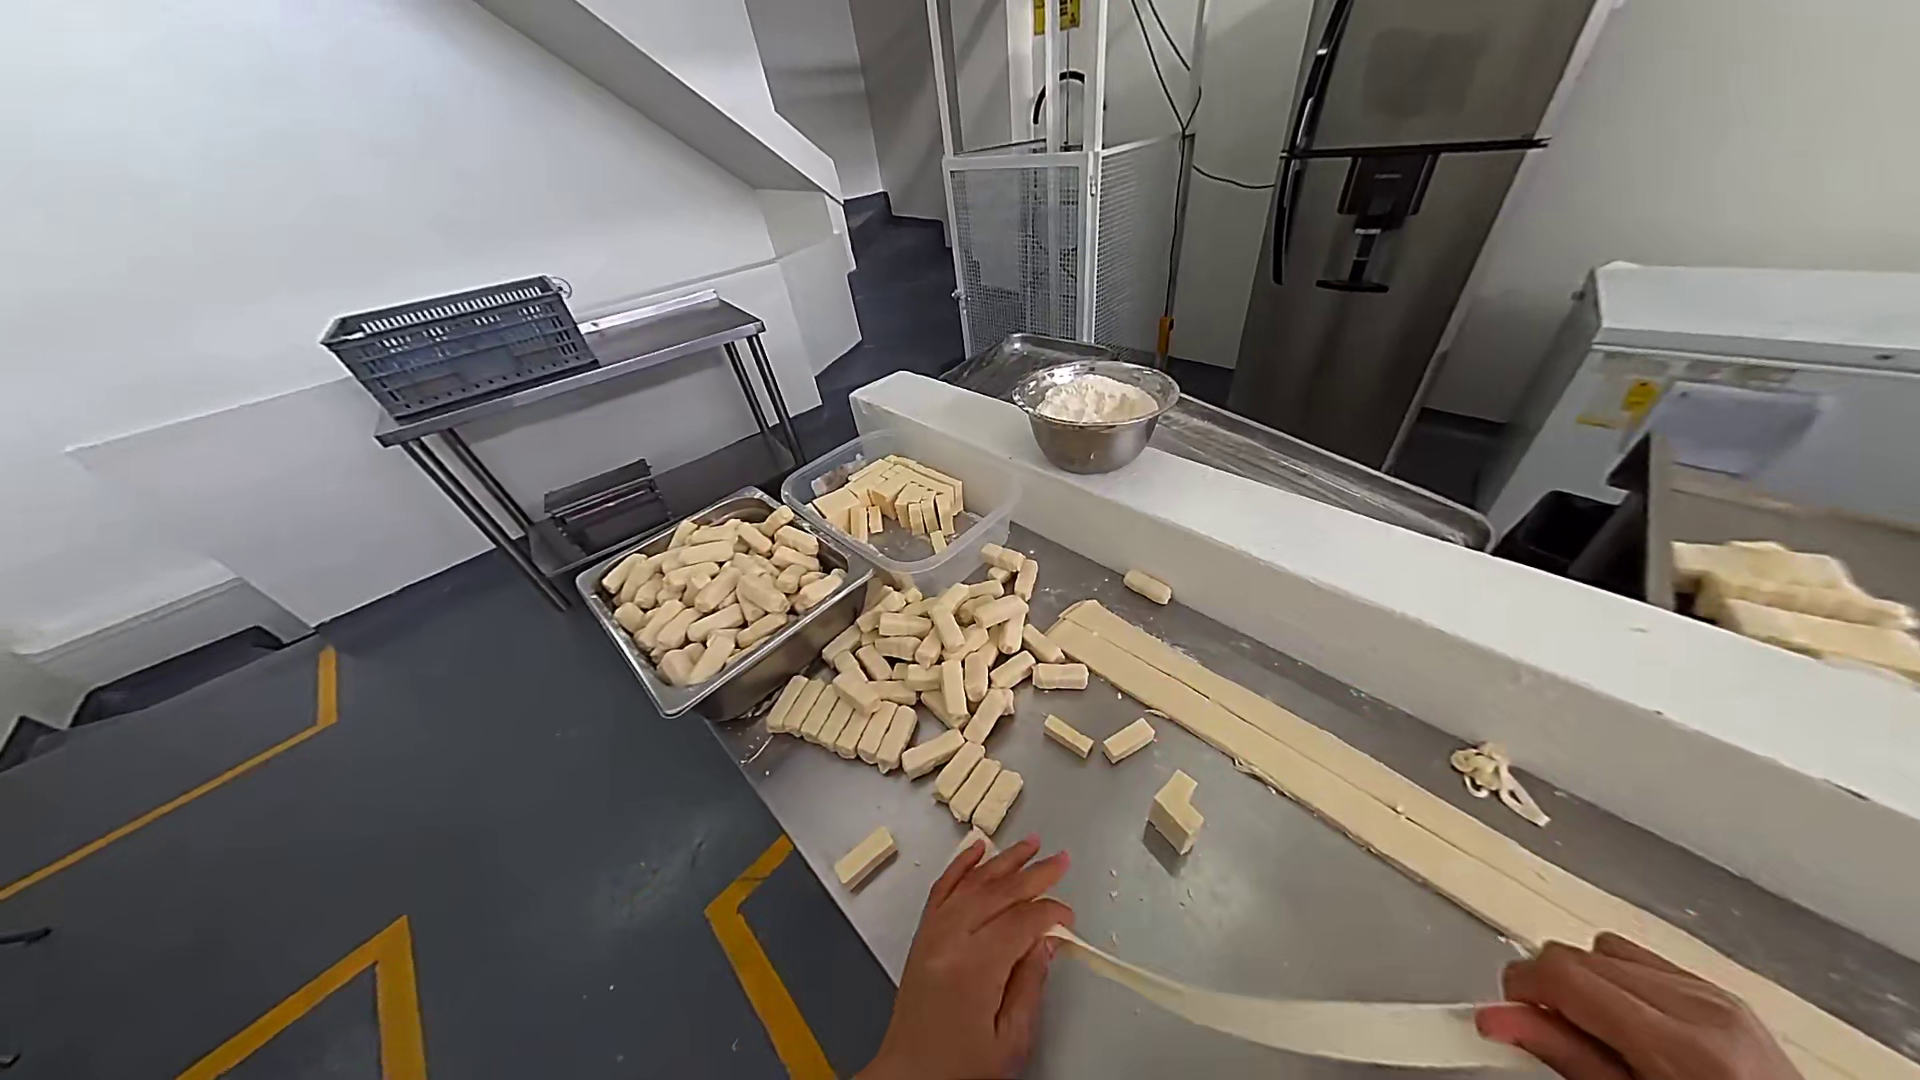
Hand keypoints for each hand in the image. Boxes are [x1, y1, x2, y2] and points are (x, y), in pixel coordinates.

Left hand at [858, 835, 1073, 1079]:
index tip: (1069, 915)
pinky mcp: (922, 933)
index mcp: (974, 970)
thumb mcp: (1010, 1041)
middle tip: (1061, 860)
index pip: (1019, 922)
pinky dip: (960, 864)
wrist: (909, 1079)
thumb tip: (1047, 938)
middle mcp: (949, 940)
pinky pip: (942, 888)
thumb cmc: (962, 1070)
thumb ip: (1030, 984)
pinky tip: (978, 848)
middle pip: (997, 894)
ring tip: (1030, 843)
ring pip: (971, 883)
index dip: (1048, 912)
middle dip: (1034, 874)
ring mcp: (932, 932)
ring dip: (1003, 860)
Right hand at [1477, 933, 1801, 1079]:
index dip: (1520, 985)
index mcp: (1684, 1049)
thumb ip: (1564, 1057)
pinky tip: (1627, 1017)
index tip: (1506, 1012)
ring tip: (1598, 1030)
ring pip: (1596, 949)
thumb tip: (1495, 1018)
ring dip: (1580, 982)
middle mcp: (1702, 1010)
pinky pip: (1634, 956)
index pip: (1560, 971)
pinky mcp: (1719, 991)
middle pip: (1572, 954)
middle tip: (1550, 1030)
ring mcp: (1715, 996)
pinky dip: (1613, 977)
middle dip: (1547, 987)